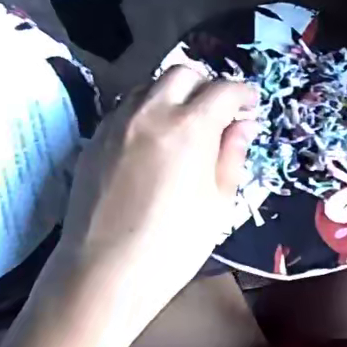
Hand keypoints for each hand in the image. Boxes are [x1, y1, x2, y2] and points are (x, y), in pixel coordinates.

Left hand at [43, 66, 256, 332]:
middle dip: (207, 85)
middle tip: (220, 112)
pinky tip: (155, 140)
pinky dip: (147, 111)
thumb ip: (232, 154)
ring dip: (174, 94)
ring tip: (186, 124)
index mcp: (189, 126)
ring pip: (150, 86)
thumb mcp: (219, 202)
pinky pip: (126, 108)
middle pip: (183, 74)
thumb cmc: (174, 244)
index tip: (251, 105)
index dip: (243, 94)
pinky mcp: (94, 140)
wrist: (104, 273)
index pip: (223, 90)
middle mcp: (151, 112)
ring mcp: (117, 123)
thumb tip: (243, 125)